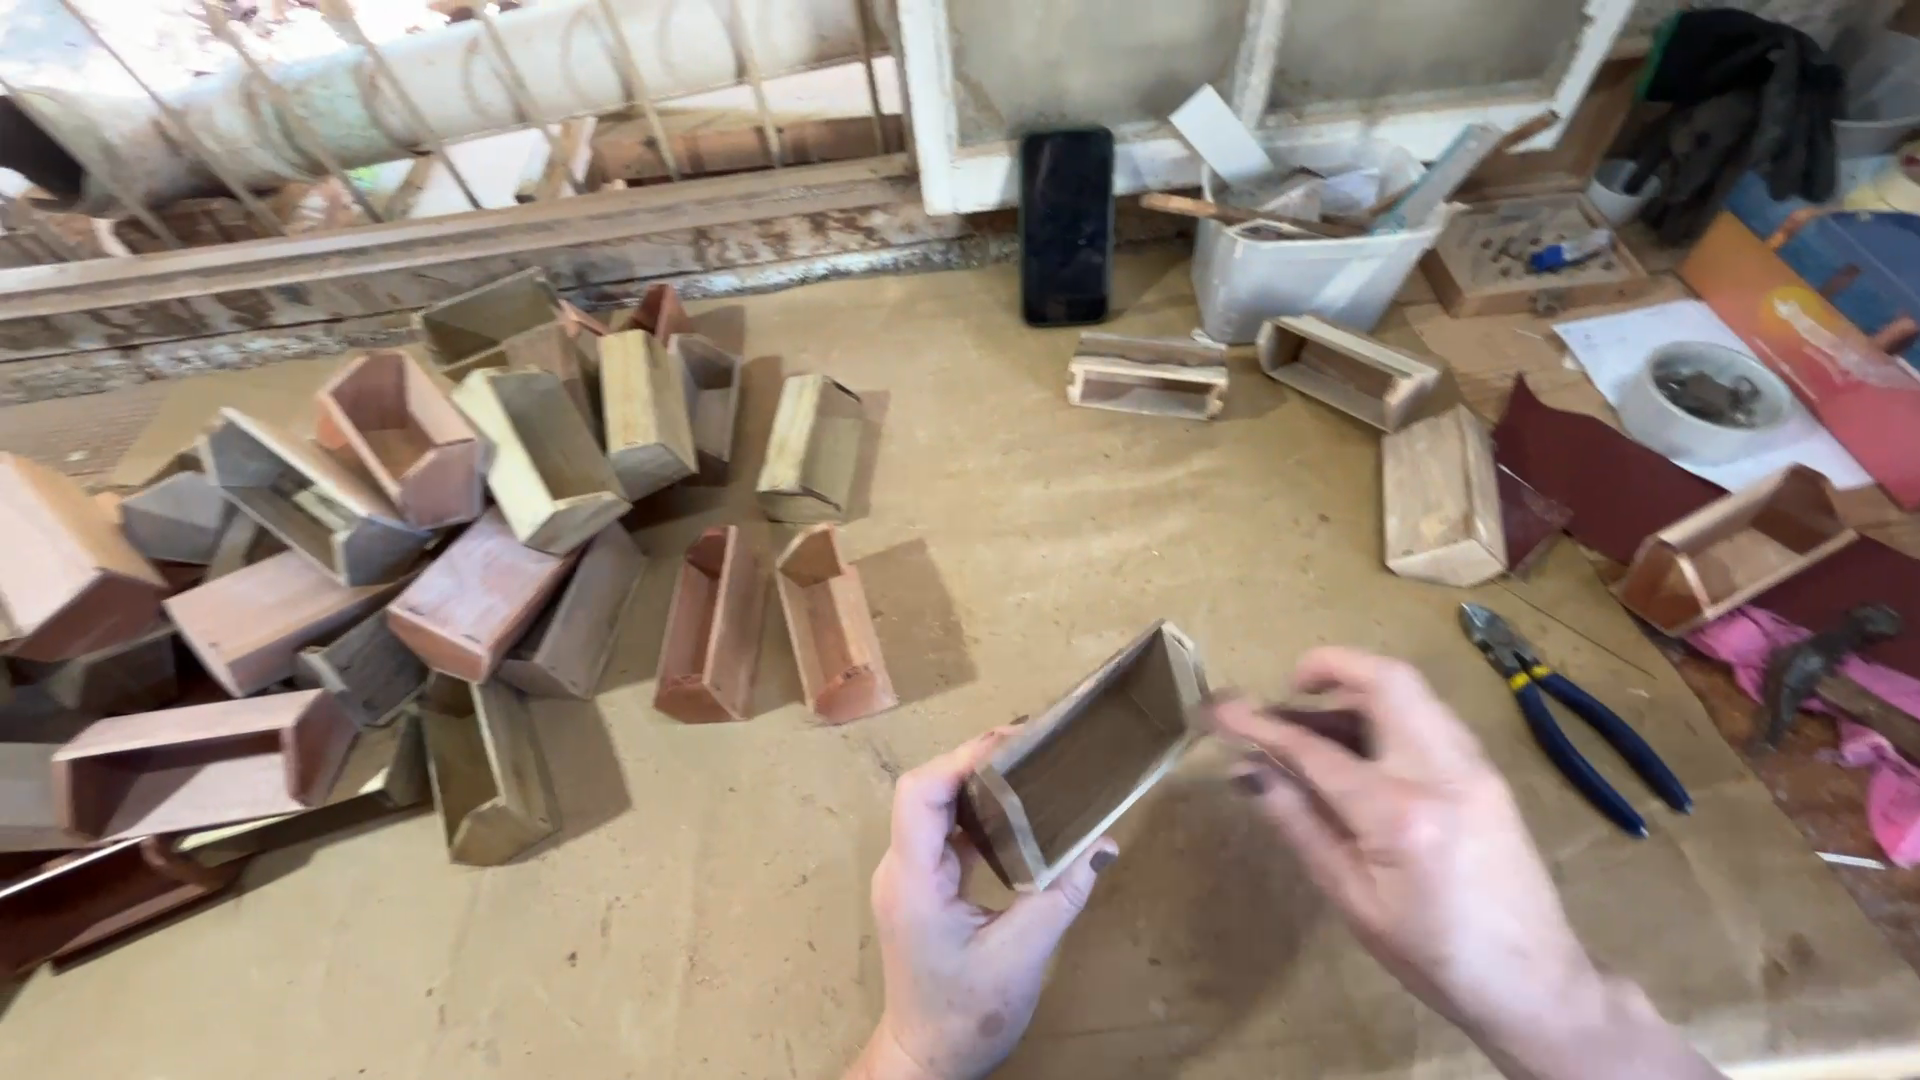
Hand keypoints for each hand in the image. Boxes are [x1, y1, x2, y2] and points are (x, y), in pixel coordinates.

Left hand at [847, 729, 1118, 1079]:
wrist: (926, 1059)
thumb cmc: (966, 1014)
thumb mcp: (1021, 957)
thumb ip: (1060, 896)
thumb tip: (1104, 847)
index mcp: (913, 879)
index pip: (919, 794)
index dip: (960, 759)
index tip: (1010, 744)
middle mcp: (900, 866)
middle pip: (925, 791)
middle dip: (972, 760)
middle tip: (1027, 745)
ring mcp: (907, 873)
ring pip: (932, 806)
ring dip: (973, 781)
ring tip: (1024, 764)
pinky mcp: (920, 882)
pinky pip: (942, 830)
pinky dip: (974, 810)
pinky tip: (1010, 808)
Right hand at [1209, 648, 1720, 1079]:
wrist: (1537, 987)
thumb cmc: (1432, 955)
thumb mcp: (1350, 897)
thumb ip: (1297, 822)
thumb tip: (1247, 769)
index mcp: (1401, 815)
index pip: (1315, 750)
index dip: (1260, 725)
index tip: (1221, 710)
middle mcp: (1443, 773)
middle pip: (1386, 680)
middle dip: (1329, 665)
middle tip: (1291, 686)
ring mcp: (1474, 767)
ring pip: (1410, 690)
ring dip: (1355, 689)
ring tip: (1314, 721)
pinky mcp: (1487, 773)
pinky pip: (1427, 716)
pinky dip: (1384, 711)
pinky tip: (1358, 745)